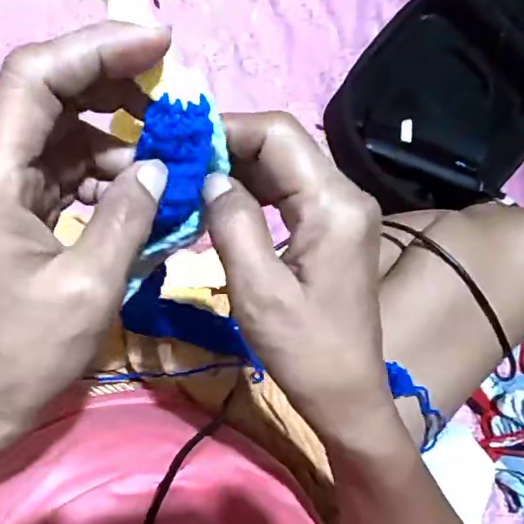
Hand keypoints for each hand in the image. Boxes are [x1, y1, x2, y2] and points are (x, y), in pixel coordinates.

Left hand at [0, 22, 172, 452]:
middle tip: (170, 93)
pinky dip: (102, 174)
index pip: (34, 80)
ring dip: (113, 138)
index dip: (96, 50)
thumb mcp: (91, 286)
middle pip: (45, 96)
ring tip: (166, 158)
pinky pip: (62, 172)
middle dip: (110, 85)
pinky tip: (140, 192)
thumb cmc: (31, 353)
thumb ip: (128, 215)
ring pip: (58, 133)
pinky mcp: (14, 213)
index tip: (157, 44)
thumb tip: (160, 166)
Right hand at [202, 113, 396, 439]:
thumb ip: (233, 223)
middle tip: (177, 166)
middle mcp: (346, 196)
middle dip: (228, 148)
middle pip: (283, 145)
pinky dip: (254, 195)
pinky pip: (290, 196)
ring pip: (285, 169)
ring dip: (238, 171)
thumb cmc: (304, 350)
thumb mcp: (258, 290)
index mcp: (334, 204)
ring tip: (190, 185)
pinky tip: (220, 208)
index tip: (180, 146)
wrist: (346, 394)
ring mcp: (343, 213)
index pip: (279, 134)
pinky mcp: (334, 231)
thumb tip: (209, 178)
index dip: (227, 129)